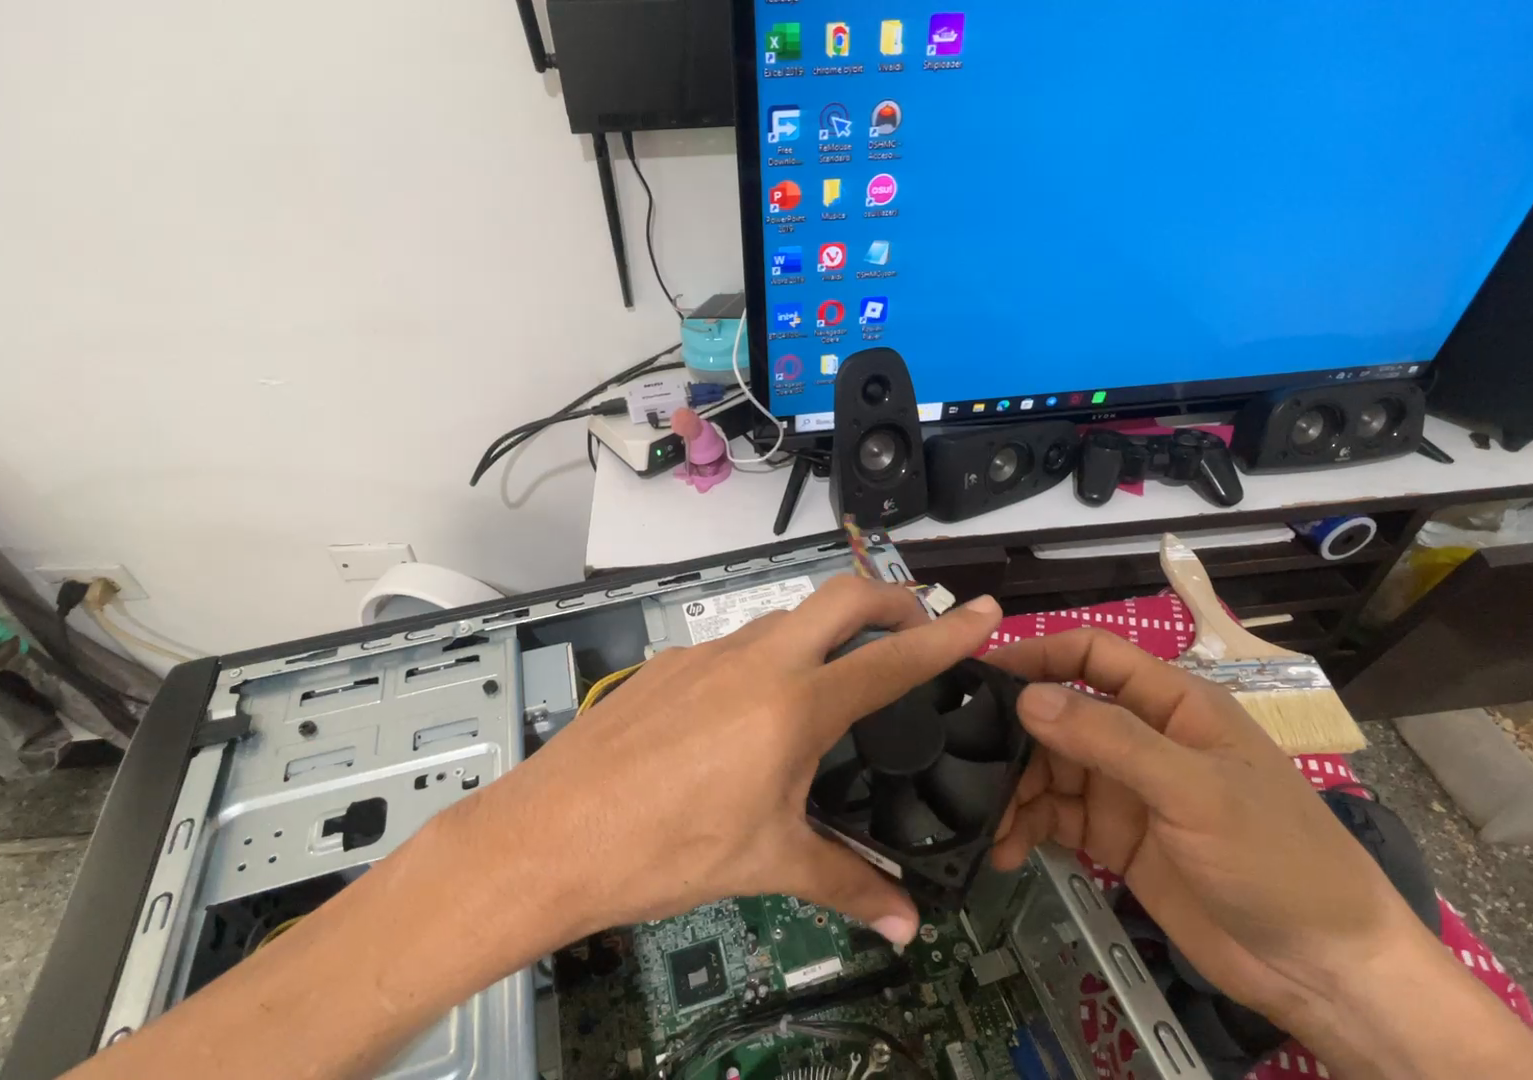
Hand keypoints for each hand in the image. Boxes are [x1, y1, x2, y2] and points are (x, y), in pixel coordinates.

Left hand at [468, 576, 1001, 946]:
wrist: (549, 835)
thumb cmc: (663, 850)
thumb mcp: (766, 865)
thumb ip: (845, 885)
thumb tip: (902, 923)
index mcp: (793, 706)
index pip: (892, 659)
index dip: (948, 633)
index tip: (983, 611)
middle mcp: (755, 662)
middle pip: (841, 595)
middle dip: (891, 598)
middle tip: (915, 624)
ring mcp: (706, 655)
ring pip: (785, 617)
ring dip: (824, 630)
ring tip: (836, 679)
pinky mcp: (668, 665)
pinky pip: (735, 644)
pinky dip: (768, 657)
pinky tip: (751, 712)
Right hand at [983, 628, 1428, 1023]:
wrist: (1321, 968)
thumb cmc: (1275, 859)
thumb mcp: (1194, 790)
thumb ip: (1110, 740)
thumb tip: (1027, 698)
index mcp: (1172, 705)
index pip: (1093, 655)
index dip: (1038, 655)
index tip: (979, 674)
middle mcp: (1142, 738)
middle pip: (1059, 716)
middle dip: (1013, 736)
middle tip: (964, 763)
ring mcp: (1126, 791)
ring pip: (1049, 770)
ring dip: (1013, 790)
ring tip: (985, 821)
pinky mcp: (1114, 838)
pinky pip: (1055, 819)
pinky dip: (1026, 829)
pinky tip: (1004, 850)